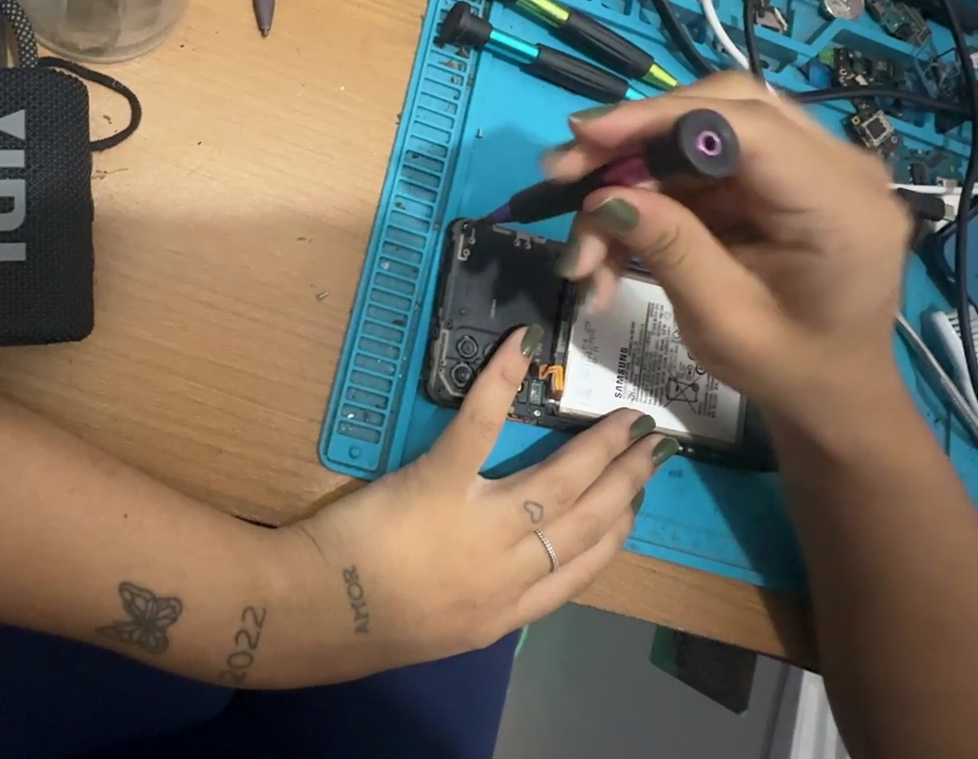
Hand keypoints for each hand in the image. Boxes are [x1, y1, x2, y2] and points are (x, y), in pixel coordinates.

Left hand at [288, 327, 671, 673]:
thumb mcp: (447, 627)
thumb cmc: (372, 621)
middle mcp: (512, 569)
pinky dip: (500, 384)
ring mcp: (481, 523)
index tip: (635, 503)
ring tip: (626, 420)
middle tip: (653, 449)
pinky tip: (520, 350)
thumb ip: (489, 600)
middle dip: (625, 482)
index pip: (585, 567)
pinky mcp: (439, 480)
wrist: (324, 611)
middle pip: (587, 520)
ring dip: (598, 448)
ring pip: (557, 481)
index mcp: (512, 609)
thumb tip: (516, 567)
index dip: (617, 530)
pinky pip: (480, 427)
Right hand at [546, 73, 911, 425]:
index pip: (745, 125)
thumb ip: (669, 248)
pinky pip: (687, 167)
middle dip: (632, 137)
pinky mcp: (763, 180)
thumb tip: (602, 197)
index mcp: (839, 203)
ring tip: (582, 245)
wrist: (827, 391)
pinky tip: (608, 248)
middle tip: (563, 173)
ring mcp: (797, 168)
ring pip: (692, 136)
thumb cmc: (786, 366)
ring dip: (625, 177)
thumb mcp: (722, 319)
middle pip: (718, 109)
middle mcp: (829, 166)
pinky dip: (640, 199)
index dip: (658, 119)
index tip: (582, 136)